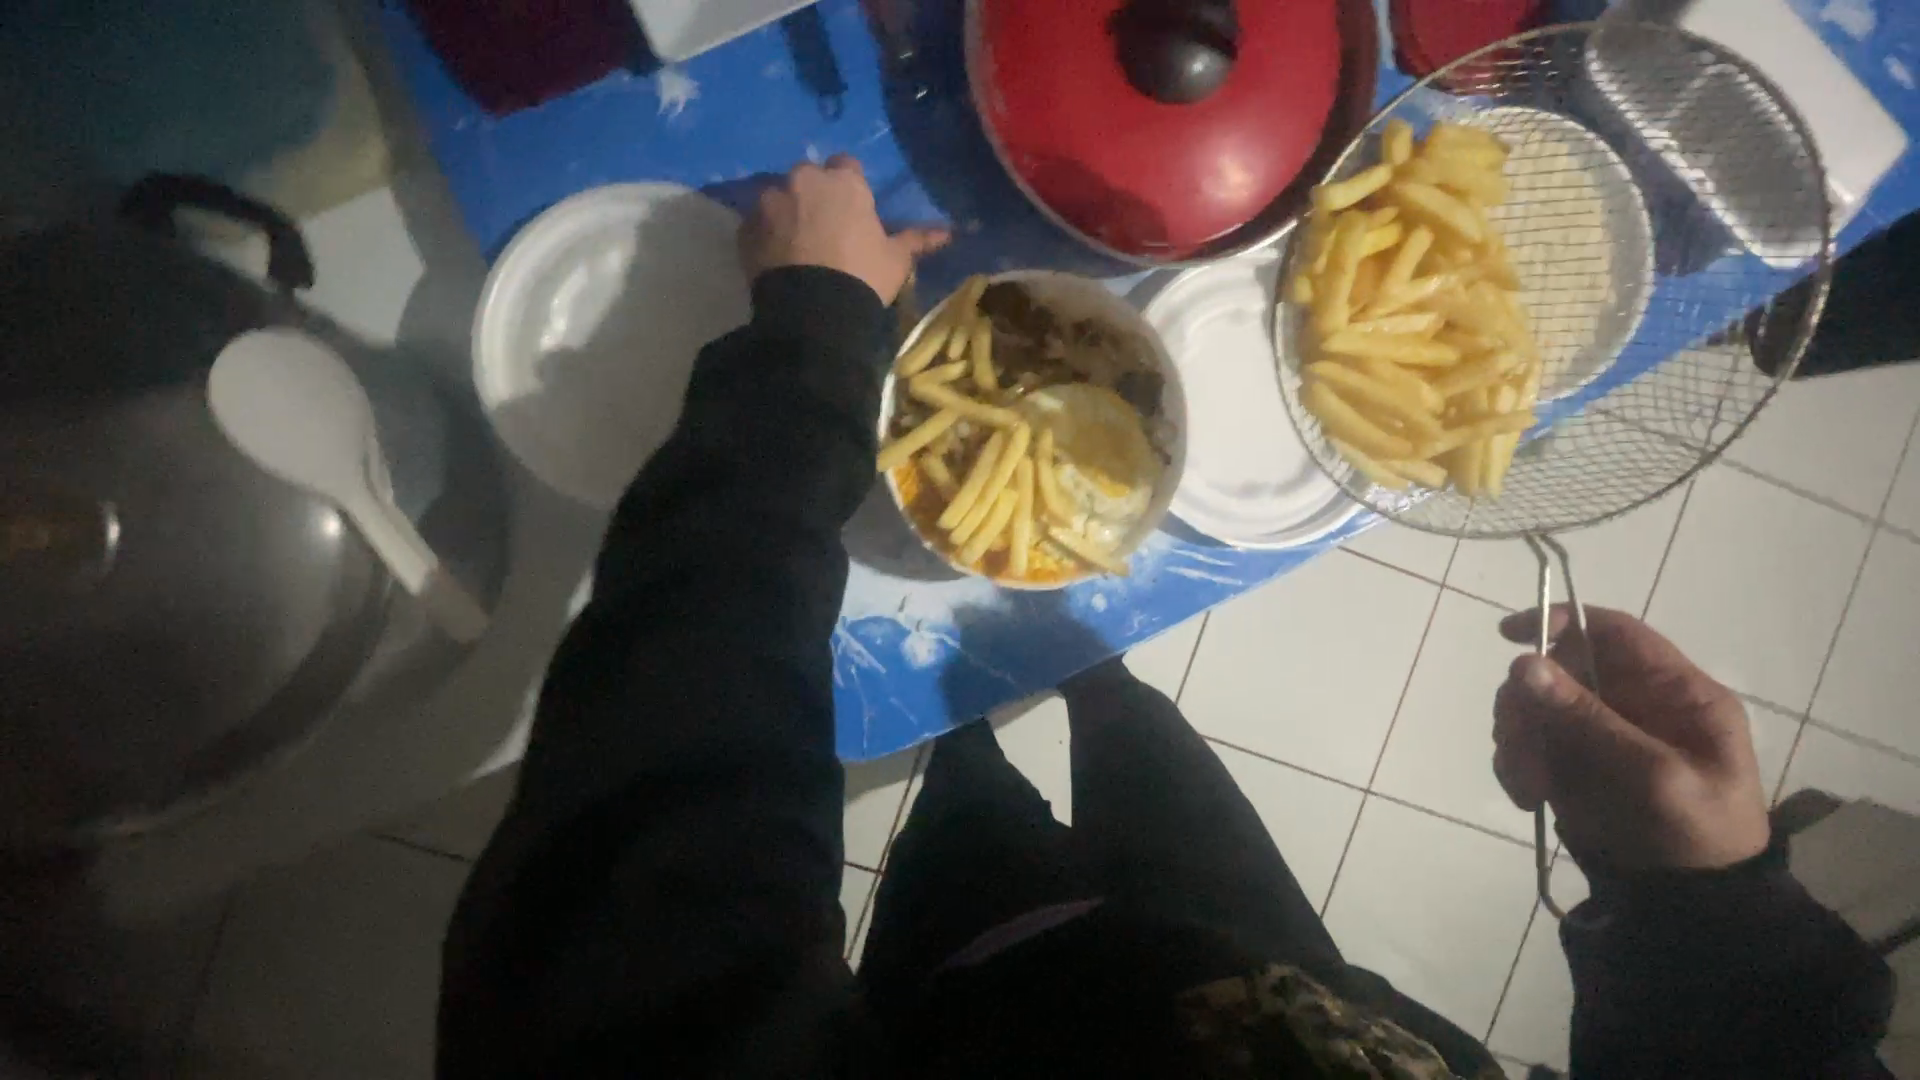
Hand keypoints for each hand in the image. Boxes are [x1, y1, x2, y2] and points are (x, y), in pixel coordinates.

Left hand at [739, 155, 948, 304]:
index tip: (855, 215)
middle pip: (809, 179)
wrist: (814, 313)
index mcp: (843, 181)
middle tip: (825, 233)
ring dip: (786, 215)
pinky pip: (756, 225)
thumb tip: (949, 232)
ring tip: (796, 250)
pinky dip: (765, 237)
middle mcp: (803, 180)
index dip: (850, 190)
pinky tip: (776, 261)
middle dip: (815, 197)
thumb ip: (917, 240)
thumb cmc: (863, 279)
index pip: (847, 167)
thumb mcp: (896, 261)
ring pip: (779, 200)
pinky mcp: (744, 229)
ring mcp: (768, 202)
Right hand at [1493, 605, 1770, 871]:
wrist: (1682, 899)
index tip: (1509, 635)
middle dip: (1526, 705)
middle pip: (1551, 668)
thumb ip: (1588, 718)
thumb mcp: (1650, 773)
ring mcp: (1591, 727)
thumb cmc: (1691, 831)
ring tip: (1529, 784)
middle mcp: (1626, 698)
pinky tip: (1528, 795)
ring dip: (1516, 739)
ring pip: (1526, 703)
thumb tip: (1523, 663)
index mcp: (1671, 691)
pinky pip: (1519, 739)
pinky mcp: (1563, 755)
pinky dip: (1513, 764)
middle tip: (1520, 746)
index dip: (1561, 621)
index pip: (1611, 631)